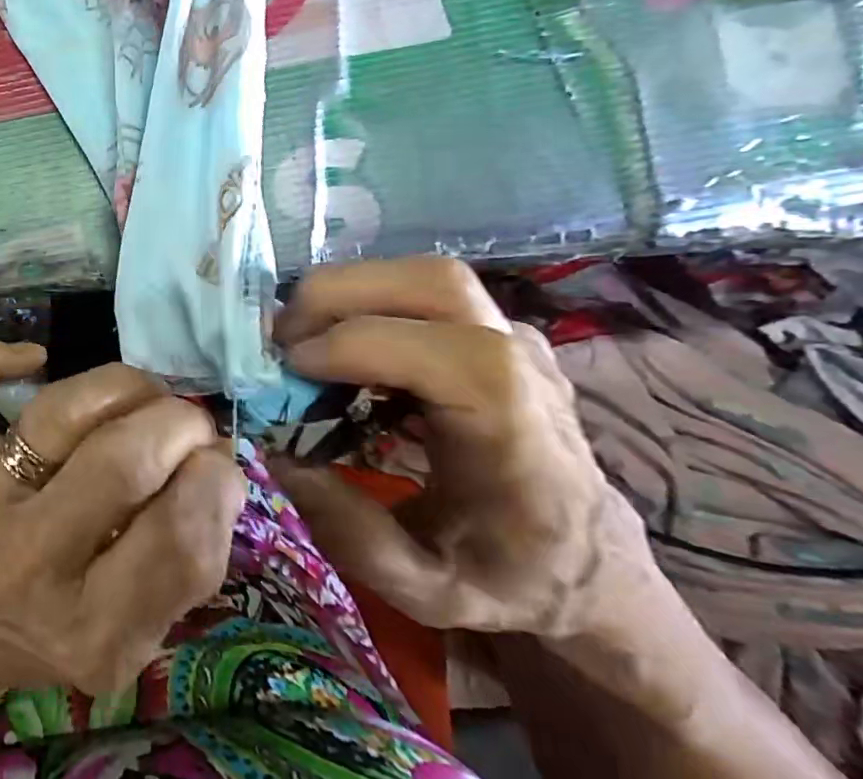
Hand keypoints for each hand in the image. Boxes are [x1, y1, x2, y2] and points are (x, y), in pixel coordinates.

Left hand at [0, 344, 245, 720]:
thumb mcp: (135, 635)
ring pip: (54, 415)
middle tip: (190, 422)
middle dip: (173, 425)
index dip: (214, 487)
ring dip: (118, 385)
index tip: (221, 462)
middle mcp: (32, 561)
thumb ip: (182, 561)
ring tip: (146, 393)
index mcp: (95, 627)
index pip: (175, 543)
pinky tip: (37, 358)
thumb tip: (218, 461)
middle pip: (117, 464)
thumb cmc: (63, 628)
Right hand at [270, 256, 661, 638]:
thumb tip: (275, 450)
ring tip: (294, 344)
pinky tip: (326, 350)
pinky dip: (354, 304)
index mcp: (522, 438)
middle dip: (334, 298)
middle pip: (432, 284)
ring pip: (417, 275)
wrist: (586, 562)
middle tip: (276, 343)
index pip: (453, 355)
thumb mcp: (423, 588)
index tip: (288, 373)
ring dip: (339, 296)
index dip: (357, 346)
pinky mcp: (484, 331)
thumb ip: (347, 530)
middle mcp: (525, 369)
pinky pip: (410, 292)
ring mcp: (509, 340)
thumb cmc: (508, 578)